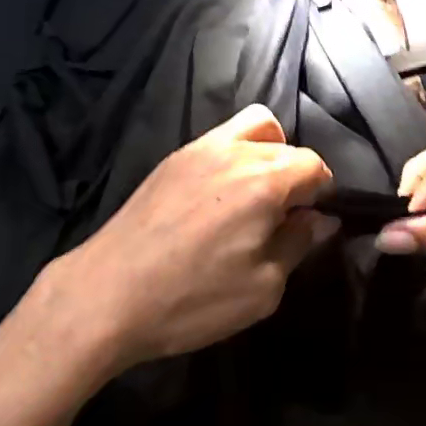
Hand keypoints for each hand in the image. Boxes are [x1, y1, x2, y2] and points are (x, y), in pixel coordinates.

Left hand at [40, 105, 339, 374]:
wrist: (103, 298)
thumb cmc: (191, 299)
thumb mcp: (262, 288)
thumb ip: (298, 244)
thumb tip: (320, 220)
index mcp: (266, 181)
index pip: (315, 166)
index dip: (322, 193)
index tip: (309, 222)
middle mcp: (237, 153)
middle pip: (288, 146)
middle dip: (297, 176)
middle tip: (283, 216)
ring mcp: (201, 149)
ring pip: (256, 126)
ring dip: (270, 151)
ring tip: (256, 192)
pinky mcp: (174, 159)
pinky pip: (221, 137)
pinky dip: (237, 153)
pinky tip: (220, 194)